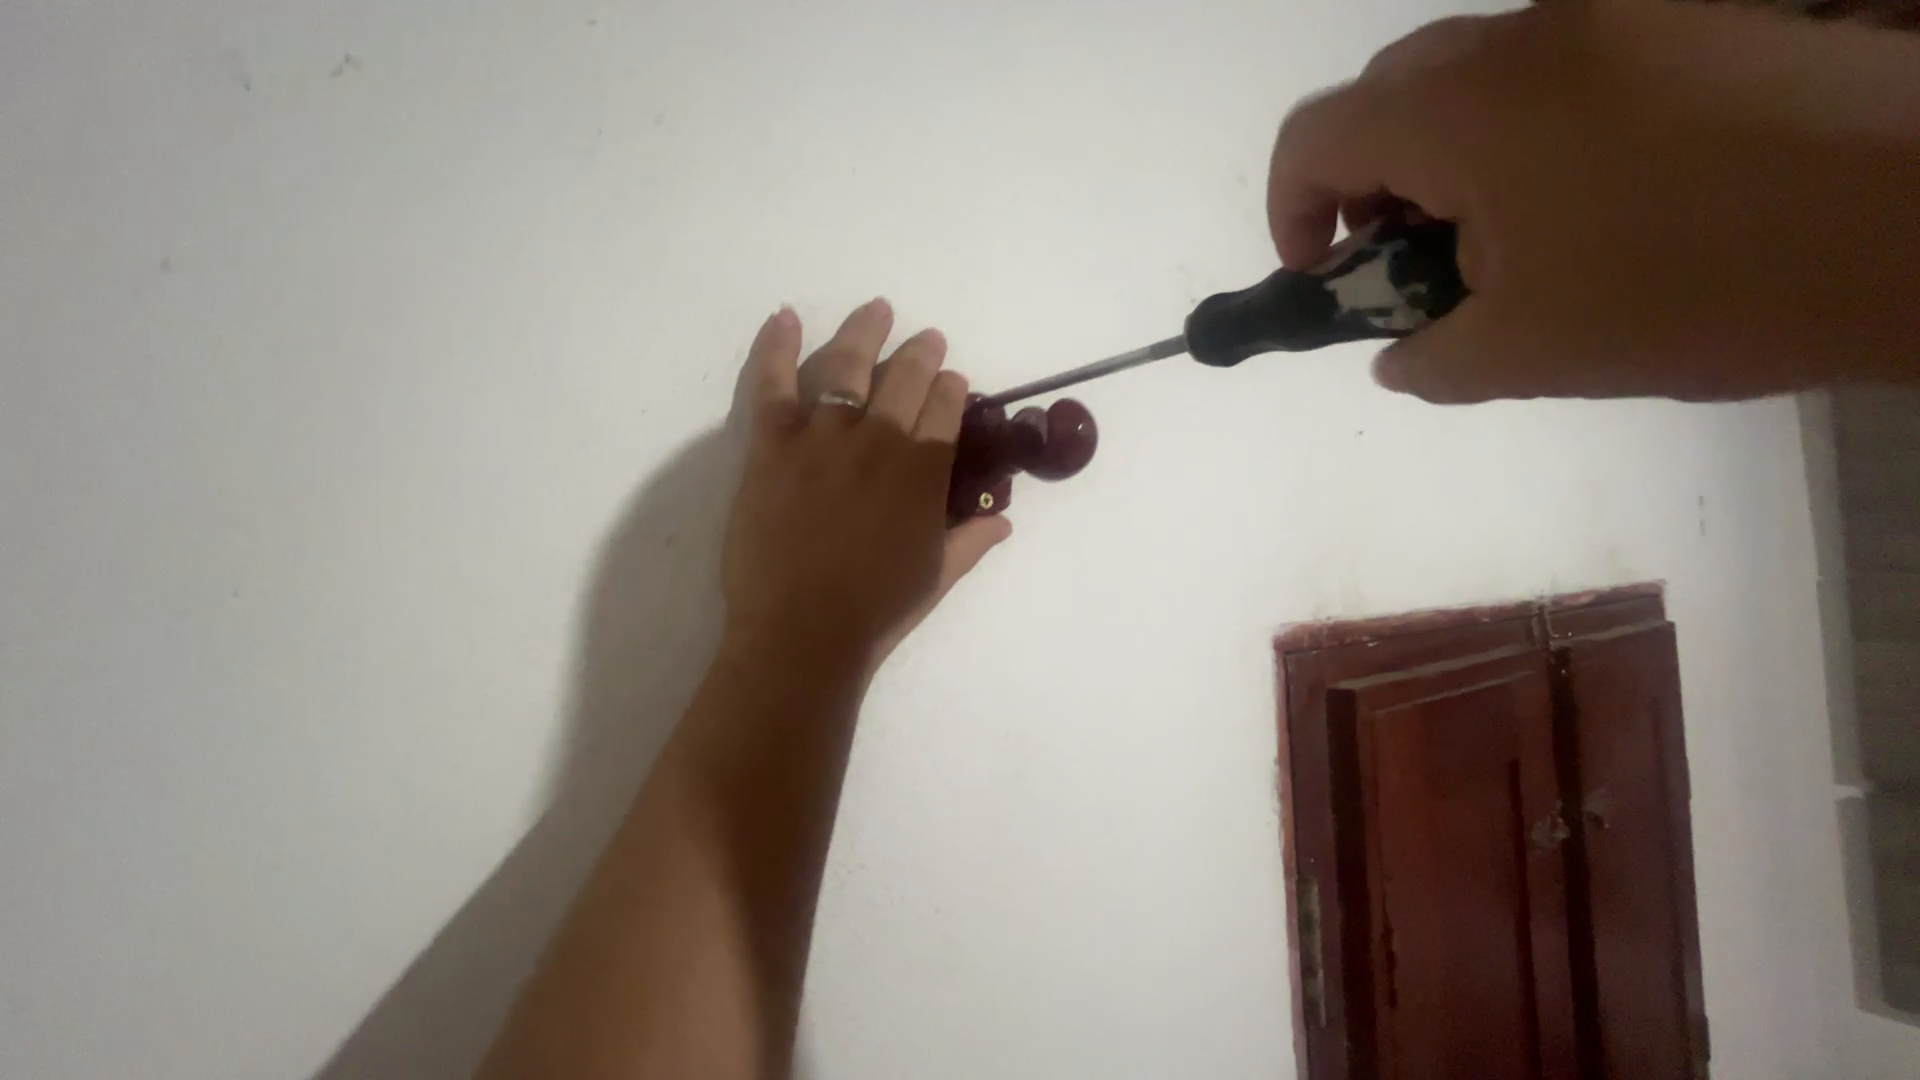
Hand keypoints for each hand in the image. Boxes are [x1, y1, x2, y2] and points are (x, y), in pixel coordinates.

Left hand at [721, 301, 1010, 663]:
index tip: (953, 378)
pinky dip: (776, 346)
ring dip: (865, 332)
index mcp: (923, 473)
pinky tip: (783, 316)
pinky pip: (772, 384)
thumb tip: (1004, 521)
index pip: (945, 411)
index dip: (951, 389)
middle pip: (905, 379)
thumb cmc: (876, 612)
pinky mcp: (771, 447)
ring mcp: (822, 439)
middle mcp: (878, 442)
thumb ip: (972, 542)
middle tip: (927, 338)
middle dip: (921, 353)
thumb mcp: (937, 578)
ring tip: (876, 309)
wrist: (802, 632)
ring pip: (845, 368)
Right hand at [1268, 1, 1919, 401]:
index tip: (1319, 273)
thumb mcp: (1521, 355)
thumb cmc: (1695, 293)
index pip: (1315, 135)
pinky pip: (1544, 69)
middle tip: (1393, 257)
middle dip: (1358, 181)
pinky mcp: (1677, 24)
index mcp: (1467, 113)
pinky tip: (1563, 202)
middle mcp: (1526, 40)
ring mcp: (1611, 20)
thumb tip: (1396, 355)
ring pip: (1461, 76)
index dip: (1289, 210)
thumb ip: (1423, 359)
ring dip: (1434, 158)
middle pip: (1381, 94)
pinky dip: (1510, 135)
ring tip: (1484, 240)